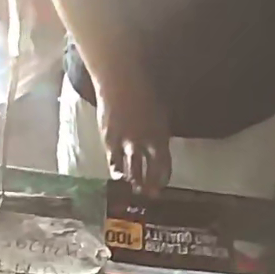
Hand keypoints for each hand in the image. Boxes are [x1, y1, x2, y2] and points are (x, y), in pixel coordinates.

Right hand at [97, 81, 171, 195]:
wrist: (119, 77)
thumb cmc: (142, 90)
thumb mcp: (159, 112)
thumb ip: (159, 133)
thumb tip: (158, 150)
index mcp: (160, 136)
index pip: (164, 165)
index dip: (162, 179)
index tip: (161, 187)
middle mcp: (144, 143)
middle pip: (148, 173)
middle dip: (149, 187)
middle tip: (148, 196)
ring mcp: (126, 143)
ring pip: (131, 171)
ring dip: (134, 183)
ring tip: (133, 190)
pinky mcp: (110, 141)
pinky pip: (114, 163)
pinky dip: (117, 172)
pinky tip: (118, 178)